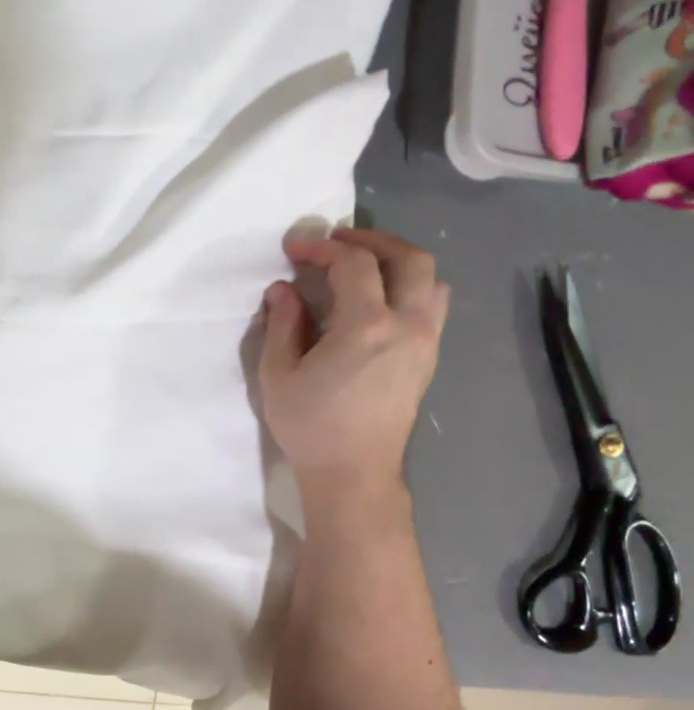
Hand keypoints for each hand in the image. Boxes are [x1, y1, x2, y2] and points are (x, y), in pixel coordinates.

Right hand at [258, 227, 450, 505]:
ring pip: (430, 278)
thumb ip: (283, 325)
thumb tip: (284, 290)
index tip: (294, 248)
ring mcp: (427, 339)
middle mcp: (408, 323)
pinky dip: (408, 285)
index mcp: (366, 325)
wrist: (353, 469)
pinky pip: (431, 303)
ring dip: (397, 261)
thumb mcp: (278, 374)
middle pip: (408, 259)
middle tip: (337, 241)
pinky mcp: (430, 354)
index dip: (323, 248)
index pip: (353, 265)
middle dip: (371, 240)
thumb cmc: (309, 424)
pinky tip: (377, 298)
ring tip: (363, 265)